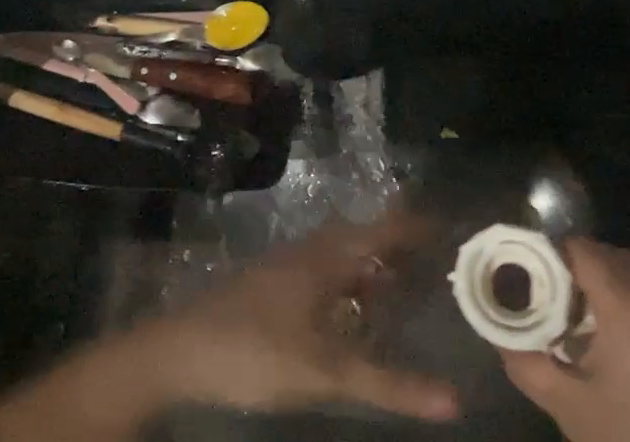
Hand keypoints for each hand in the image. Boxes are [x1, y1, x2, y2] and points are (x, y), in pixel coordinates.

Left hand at [140, 214, 460, 421]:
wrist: (175, 353)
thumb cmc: (253, 352)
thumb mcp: (325, 373)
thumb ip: (388, 385)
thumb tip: (454, 401)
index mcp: (323, 258)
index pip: (380, 231)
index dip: (414, 228)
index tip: (449, 229)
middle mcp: (304, 253)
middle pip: (358, 240)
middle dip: (393, 249)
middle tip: (430, 265)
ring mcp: (279, 268)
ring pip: (334, 258)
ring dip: (365, 268)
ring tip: (396, 289)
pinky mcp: (264, 287)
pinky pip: (317, 274)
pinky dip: (341, 285)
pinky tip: (344, 314)